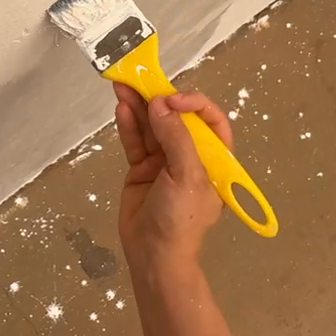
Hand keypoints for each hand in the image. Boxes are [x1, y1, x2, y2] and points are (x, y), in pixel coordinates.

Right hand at [113, 83, 235, 272]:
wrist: (154, 256)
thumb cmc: (181, 218)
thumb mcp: (186, 176)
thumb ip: (175, 137)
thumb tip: (160, 103)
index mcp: (214, 159)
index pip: (209, 120)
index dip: (193, 103)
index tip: (171, 98)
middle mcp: (191, 156)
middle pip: (176, 118)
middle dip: (159, 98)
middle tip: (138, 79)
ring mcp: (164, 162)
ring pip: (153, 126)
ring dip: (139, 106)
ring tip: (122, 86)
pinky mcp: (141, 169)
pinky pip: (136, 141)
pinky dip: (129, 124)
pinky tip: (122, 108)